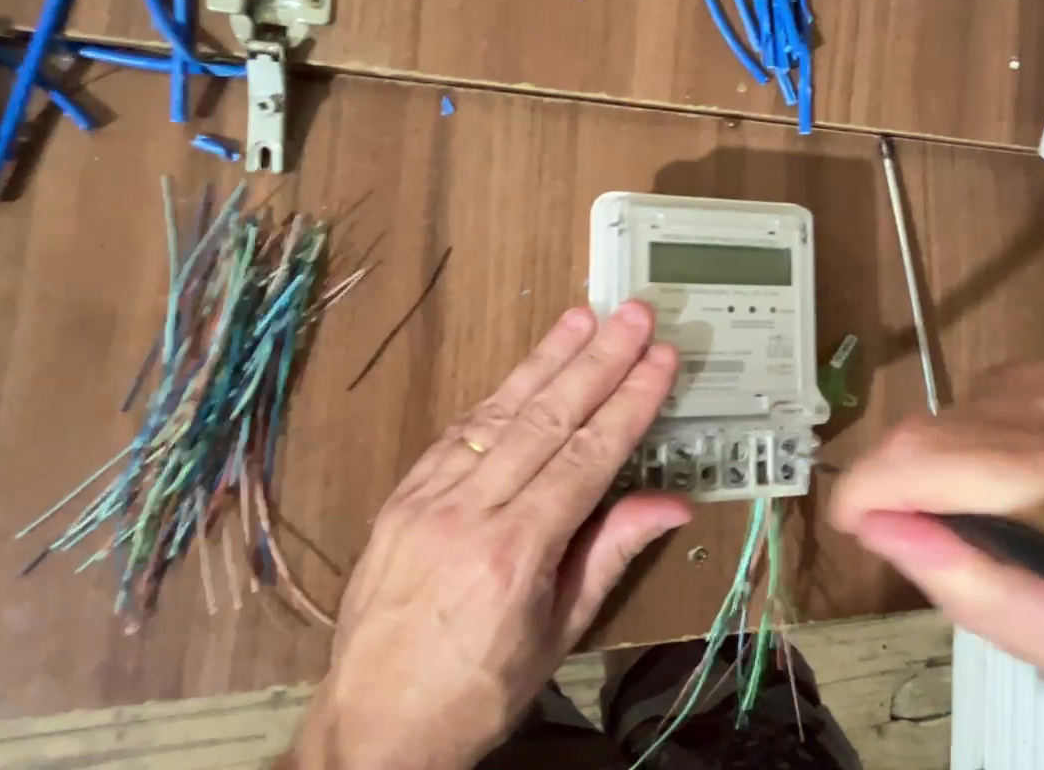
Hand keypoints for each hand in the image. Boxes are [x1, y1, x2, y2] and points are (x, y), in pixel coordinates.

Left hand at [288, 303, 691, 768]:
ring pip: (500, 412)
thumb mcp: (559, 634)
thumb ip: (611, 553)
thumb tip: (673, 505)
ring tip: (585, 317)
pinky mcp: (403, 497)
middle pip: (546, 418)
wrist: (370, 731)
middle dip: (597, 360)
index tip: (659, 360)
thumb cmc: (476, 693)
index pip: (586, 457)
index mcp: (513, 555)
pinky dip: (502, 393)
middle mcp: (467, 514)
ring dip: (547, 358)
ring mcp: (427, 499)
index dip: (628, 402)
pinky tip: (530, 366)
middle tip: (633, 316)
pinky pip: (460, 432)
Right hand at [832, 351, 1043, 769]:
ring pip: (997, 391)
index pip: (939, 453)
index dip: (869, 484)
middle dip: (913, 471)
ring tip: (991, 518)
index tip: (851, 521)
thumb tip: (895, 534)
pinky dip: (1018, 428)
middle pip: (958, 413)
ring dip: (966, 449)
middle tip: (918, 535)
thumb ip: (992, 591)